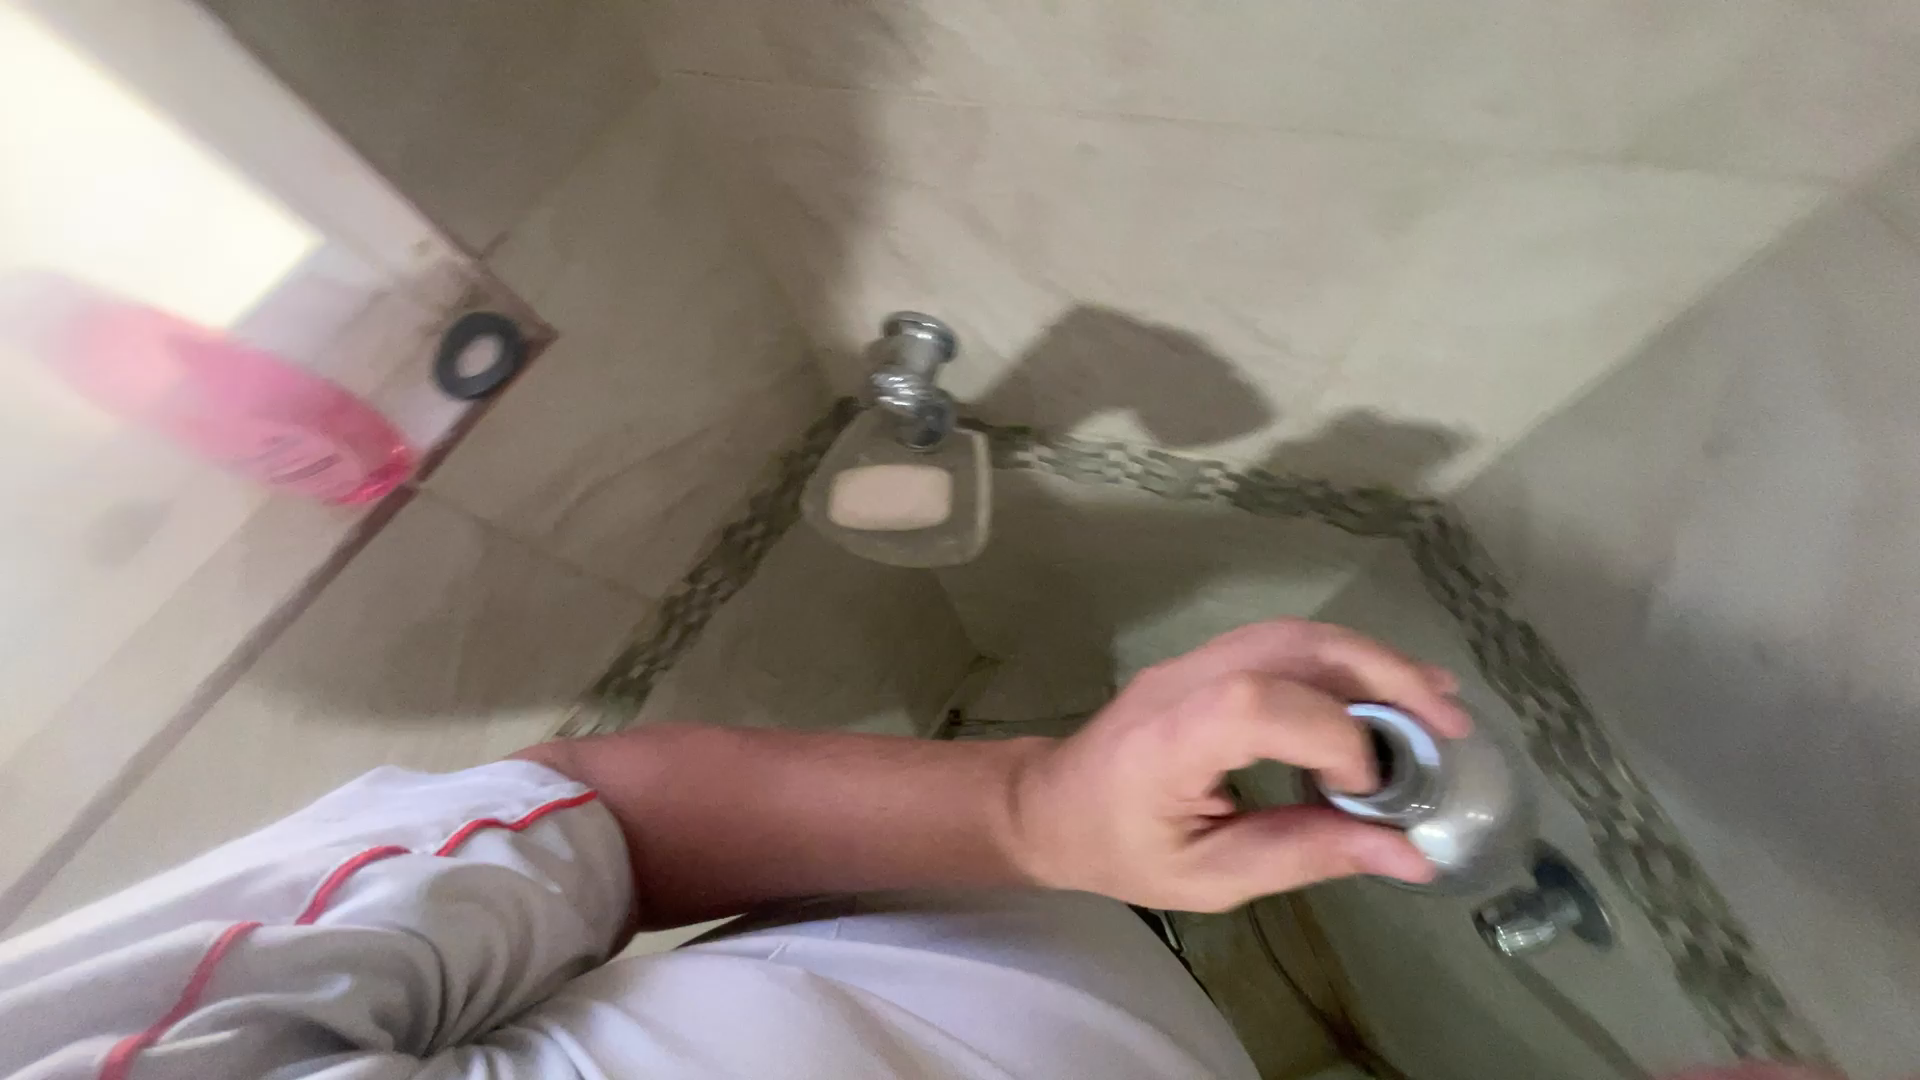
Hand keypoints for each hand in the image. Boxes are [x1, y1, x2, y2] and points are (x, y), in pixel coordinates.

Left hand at [1003, 618, 1471, 911]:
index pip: (1258, 703)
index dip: (1332, 735)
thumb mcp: (1207, 876)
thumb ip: (1303, 855)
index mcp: (1168, 740)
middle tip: (1448, 727)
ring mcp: (1186, 662)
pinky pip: (1276, 645)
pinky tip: (1380, 692)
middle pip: (1287, 645)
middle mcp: (1178, 683)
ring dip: (1368, 661)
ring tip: (1432, 705)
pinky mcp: (1199, 662)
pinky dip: (1337, 662)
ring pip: (1289, 634)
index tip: (1368, 792)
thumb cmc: (1118, 848)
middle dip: (1379, 675)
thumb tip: (1410, 854)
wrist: (1054, 802)